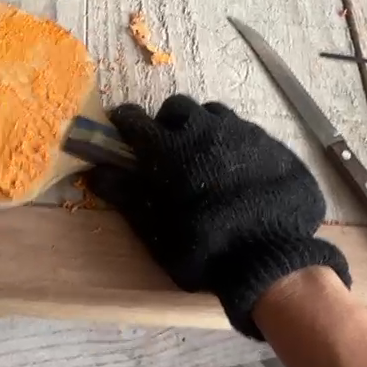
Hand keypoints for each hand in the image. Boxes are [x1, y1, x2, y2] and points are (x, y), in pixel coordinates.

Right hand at [87, 95, 348, 338]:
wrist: (271, 258)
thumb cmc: (201, 247)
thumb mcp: (154, 229)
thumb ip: (124, 194)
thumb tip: (94, 171)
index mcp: (167, 147)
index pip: (134, 119)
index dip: (125, 123)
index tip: (122, 131)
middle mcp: (202, 129)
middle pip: (177, 108)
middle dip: (167, 121)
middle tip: (169, 147)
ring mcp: (241, 132)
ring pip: (214, 114)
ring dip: (203, 128)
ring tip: (206, 157)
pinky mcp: (272, 144)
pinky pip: (246, 132)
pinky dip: (235, 144)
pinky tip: (241, 171)